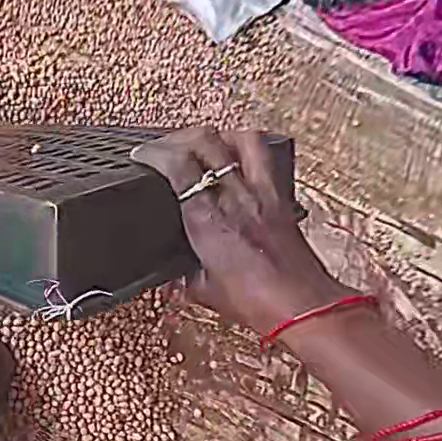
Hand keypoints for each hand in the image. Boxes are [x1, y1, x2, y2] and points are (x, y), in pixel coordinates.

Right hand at [131, 127, 354, 335]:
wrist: (300, 306)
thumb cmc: (255, 301)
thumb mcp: (202, 290)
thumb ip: (185, 274)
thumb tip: (175, 273)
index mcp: (207, 222)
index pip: (178, 167)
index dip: (154, 154)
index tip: (141, 156)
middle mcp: (235, 199)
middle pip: (205, 141)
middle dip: (176, 138)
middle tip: (163, 147)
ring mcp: (261, 193)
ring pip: (239, 138)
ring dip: (215, 135)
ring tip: (201, 144)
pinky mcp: (280, 197)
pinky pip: (263, 156)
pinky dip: (246, 147)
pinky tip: (236, 157)